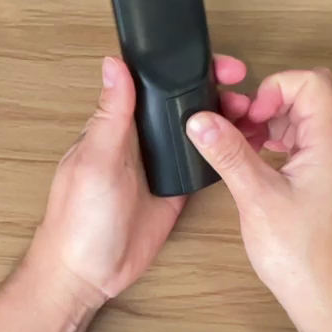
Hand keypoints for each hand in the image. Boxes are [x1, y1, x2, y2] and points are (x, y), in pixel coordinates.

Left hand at [27, 53, 248, 307]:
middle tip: (242, 84)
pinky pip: (201, 162)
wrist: (89, 272)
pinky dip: (222, 150)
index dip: (178, 66)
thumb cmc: (78, 218)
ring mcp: (158, 164)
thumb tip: (112, 64)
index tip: (212, 59)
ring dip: (220, 116)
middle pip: (177, 102)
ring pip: (194, 129)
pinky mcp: (174, 189)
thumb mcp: (95, 160)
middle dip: (210, 87)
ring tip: (253, 109)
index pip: (148, 83)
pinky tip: (245, 140)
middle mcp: (137, 140)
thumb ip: (110, 115)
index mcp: (114, 126)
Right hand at [183, 68, 331, 316]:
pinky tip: (253, 167)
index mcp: (330, 142)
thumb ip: (228, 152)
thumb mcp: (256, 195)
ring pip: (303, 120)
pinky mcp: (325, 182)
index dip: (273, 89)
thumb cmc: (299, 251)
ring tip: (239, 148)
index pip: (310, 81)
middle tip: (237, 130)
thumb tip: (200, 119)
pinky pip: (302, 145)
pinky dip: (276, 144)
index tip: (248, 119)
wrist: (326, 295)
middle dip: (267, 103)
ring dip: (269, 124)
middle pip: (307, 96)